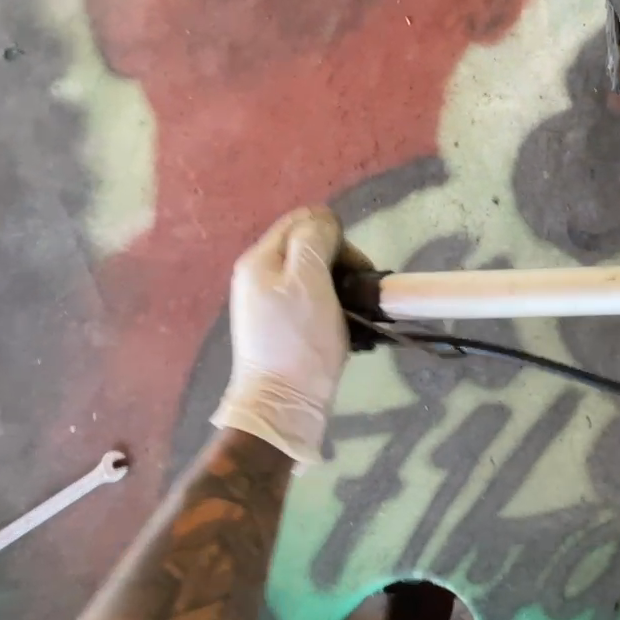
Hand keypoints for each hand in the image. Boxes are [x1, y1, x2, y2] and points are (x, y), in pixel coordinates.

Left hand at [210, 208, 349, 465]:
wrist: (283, 401)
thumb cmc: (301, 341)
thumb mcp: (309, 282)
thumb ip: (315, 242)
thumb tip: (325, 218)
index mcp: (260, 259)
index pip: (304, 221)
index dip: (338, 238)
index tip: (358, 269)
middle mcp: (259, 275)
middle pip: (309, 246)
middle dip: (342, 262)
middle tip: (361, 292)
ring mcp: (268, 302)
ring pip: (315, 274)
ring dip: (342, 286)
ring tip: (356, 312)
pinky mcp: (282, 326)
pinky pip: (313, 299)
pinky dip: (335, 306)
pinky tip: (346, 326)